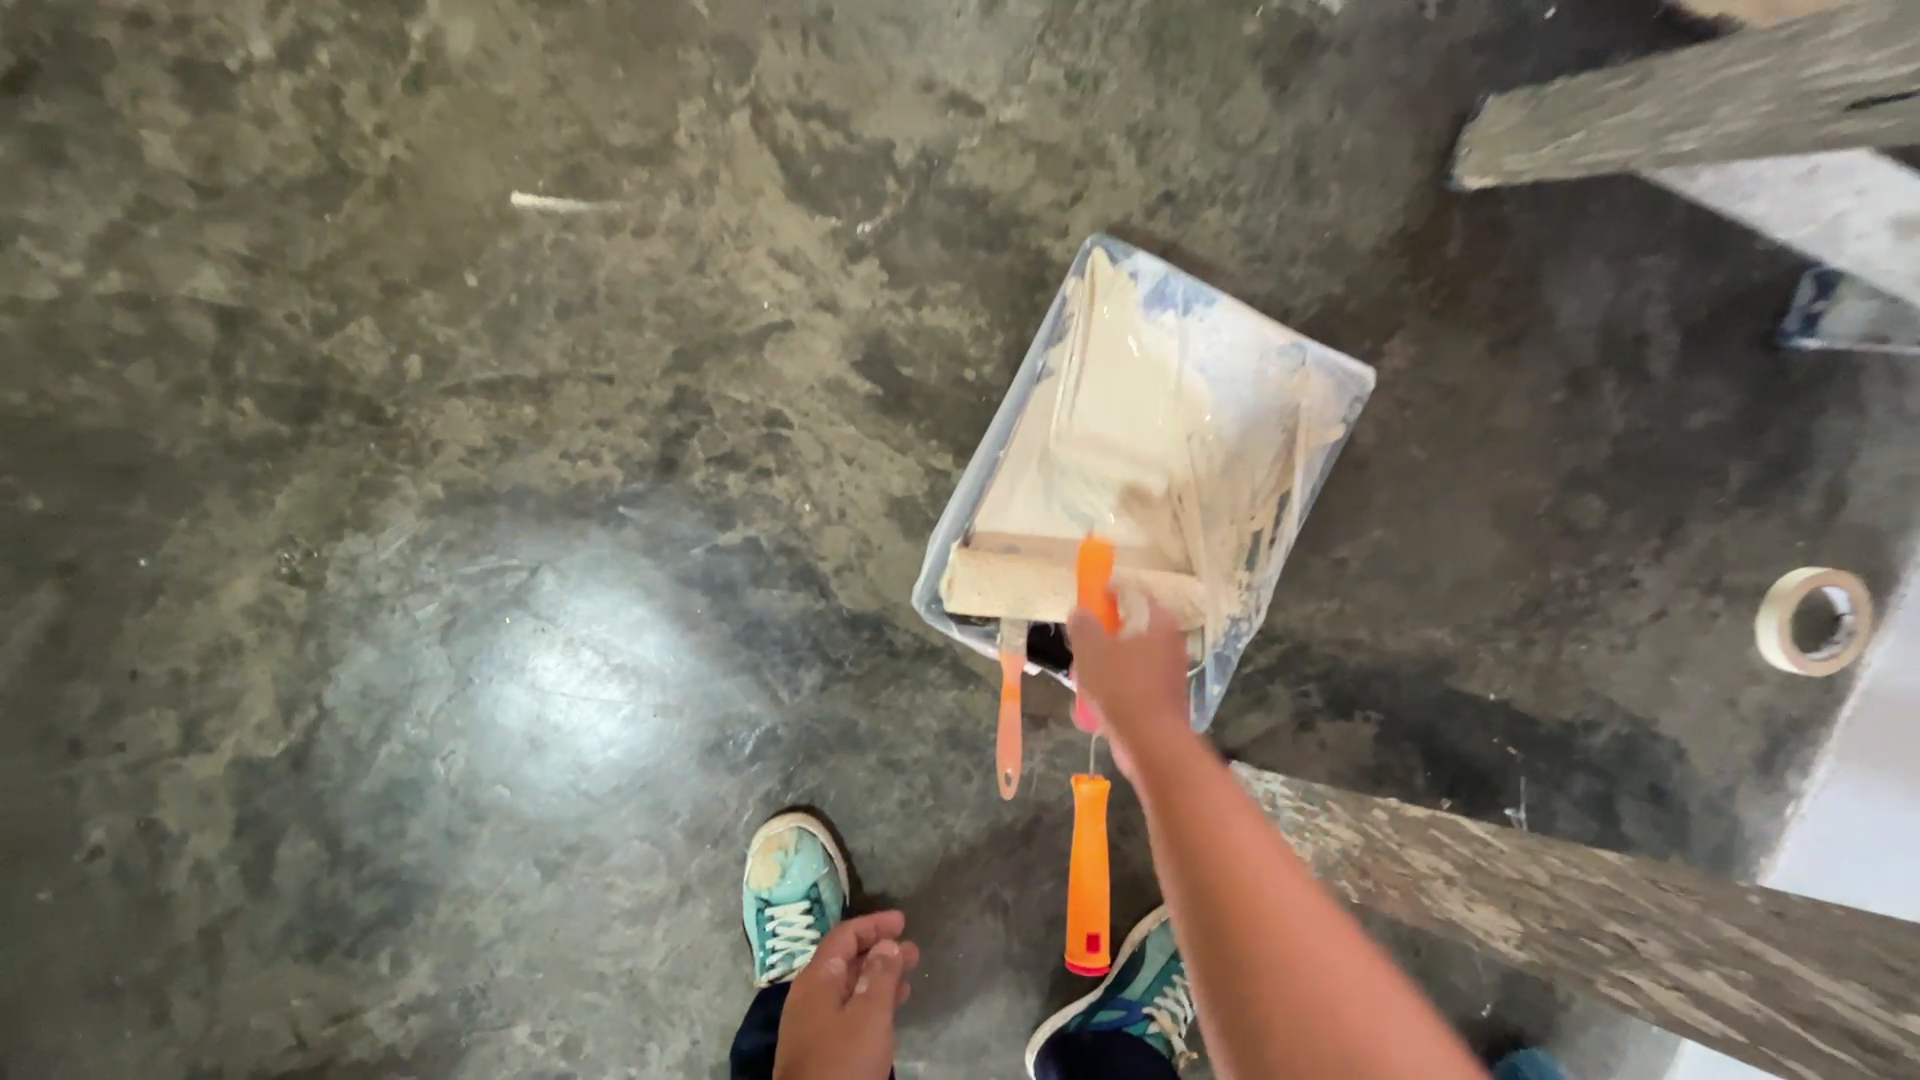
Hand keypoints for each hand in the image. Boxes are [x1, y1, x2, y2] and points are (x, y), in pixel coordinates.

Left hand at [773, 911, 920, 1079]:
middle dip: (880, 951)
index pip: (844, 935)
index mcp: (817, 978)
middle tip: (913, 953)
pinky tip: (888, 1012)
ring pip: (848, 986)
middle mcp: (809, 994)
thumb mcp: (869, 1014)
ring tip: (908, 980)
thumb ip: (880, 975)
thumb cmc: (843, 1061)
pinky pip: (846, 1008)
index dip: (874, 924)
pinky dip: (869, 1001)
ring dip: (878, 978)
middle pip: (846, 959)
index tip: (903, 922)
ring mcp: (810, 1021)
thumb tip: (887, 943)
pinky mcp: (816, 1046)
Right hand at [1068, 599, 1192, 778]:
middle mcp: (1171, 645)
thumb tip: (1080, 611)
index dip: (1113, 589)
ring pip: (1130, 658)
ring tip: (1082, 676)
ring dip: (1106, 663)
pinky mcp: (1163, 700)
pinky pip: (1133, 683)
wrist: (1151, 743)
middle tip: (1083, 641)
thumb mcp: (1092, 651)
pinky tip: (1095, 701)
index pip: (1137, 593)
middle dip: (1105, 634)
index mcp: (1159, 624)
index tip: (1094, 593)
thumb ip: (1083, 626)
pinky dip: (1114, 687)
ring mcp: (1169, 674)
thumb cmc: (1122, 687)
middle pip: (1133, 628)